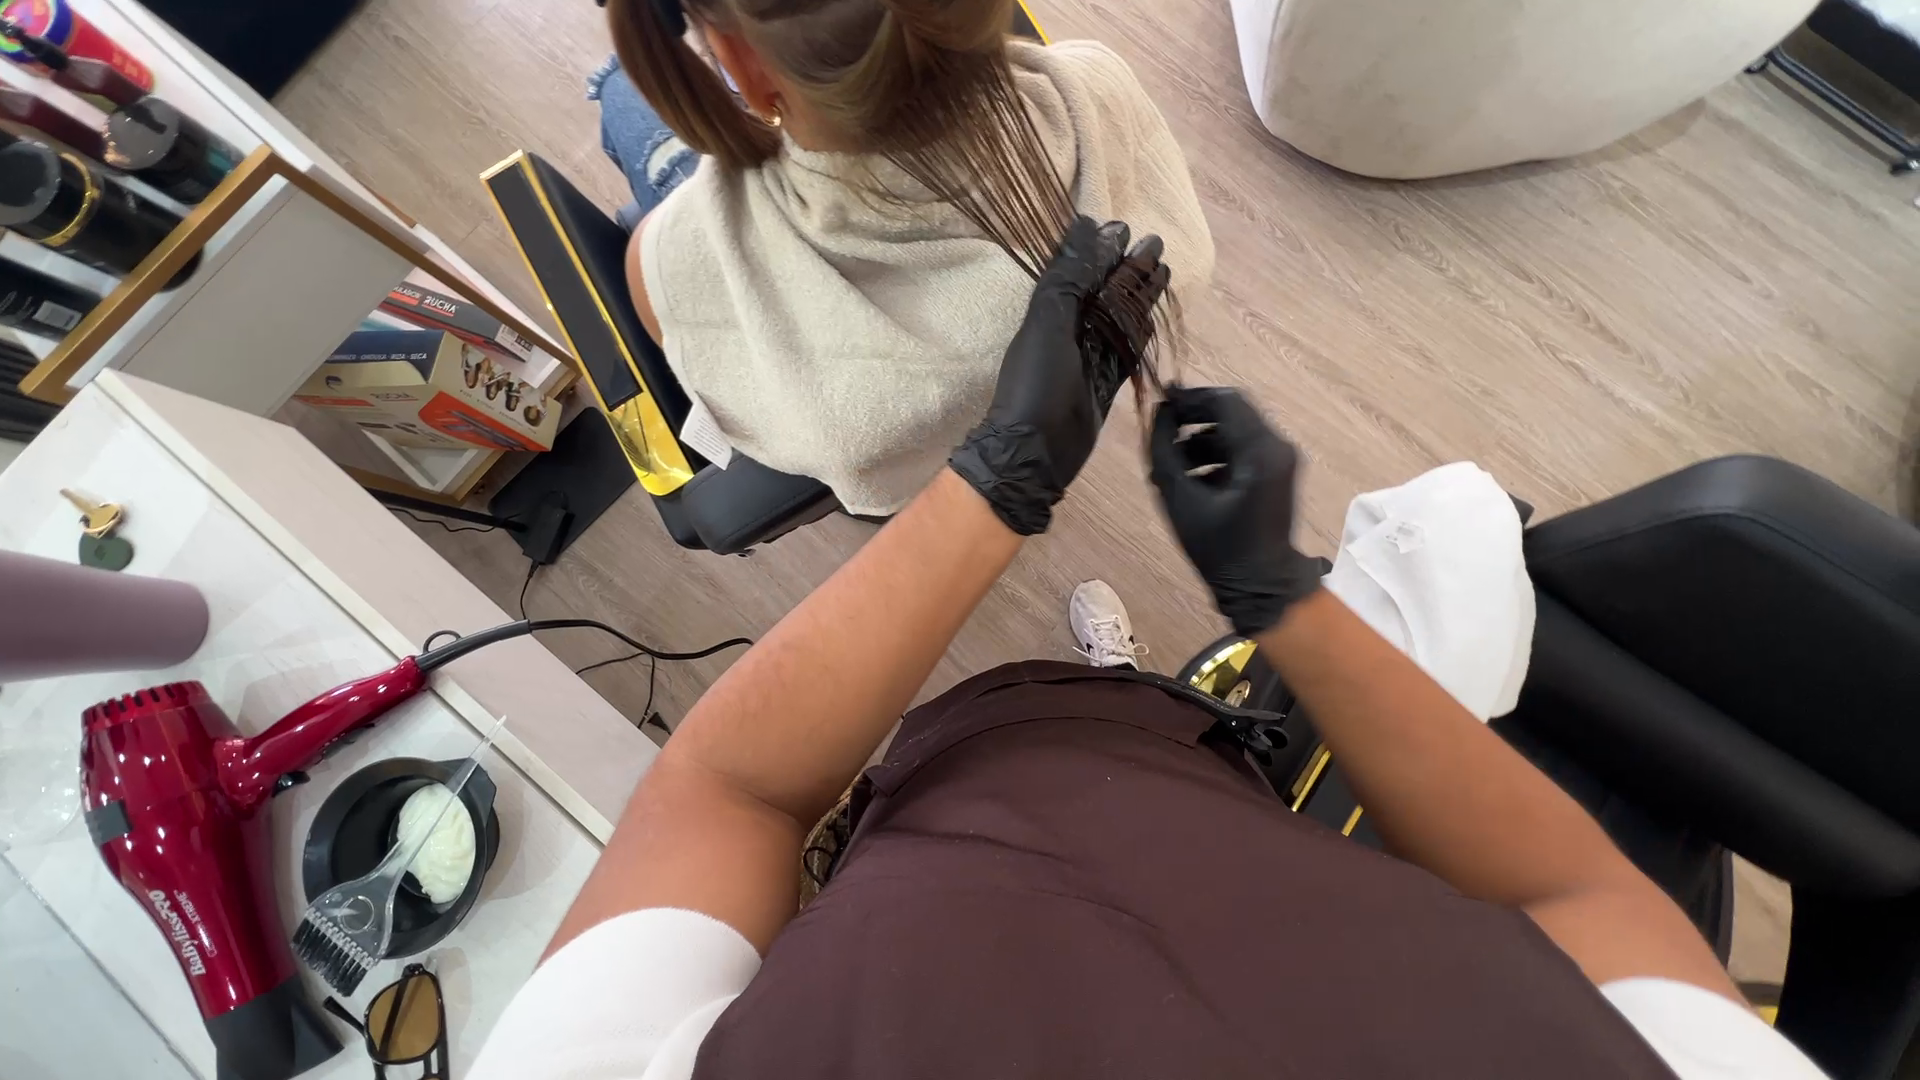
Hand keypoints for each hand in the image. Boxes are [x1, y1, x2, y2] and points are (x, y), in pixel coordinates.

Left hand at [950, 216, 1168, 534]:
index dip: (1101, 249)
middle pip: (1104, 292)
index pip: (1079, 270)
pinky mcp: (1104, 384)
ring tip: (1163, 270)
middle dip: (1128, 269)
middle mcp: (1070, 330)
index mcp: (1051, 312)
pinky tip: (1153, 316)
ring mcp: (1088, 358)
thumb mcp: (1048, 324)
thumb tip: (1092, 228)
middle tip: (1156, 245)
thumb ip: (1068, 279)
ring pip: (1118, 319)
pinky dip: (1138, 333)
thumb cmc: (1037, 385)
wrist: (1035, 452)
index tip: (1127, 229)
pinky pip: (1125, 351)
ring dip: (1138, 296)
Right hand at [1149, 386, 1321, 636]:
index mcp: (1260, 451)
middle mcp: (1277, 446)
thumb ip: (1163, 450)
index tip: (1160, 402)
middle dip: (1193, 418)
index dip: (1190, 396)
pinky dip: (1214, 455)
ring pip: (1234, 431)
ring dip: (1200, 439)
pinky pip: (1241, 449)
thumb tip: (1160, 414)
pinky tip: (1190, 477)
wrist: (1260, 584)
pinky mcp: (1276, 472)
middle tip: (1161, 430)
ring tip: (1170, 464)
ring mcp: (1280, 459)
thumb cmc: (1218, 547)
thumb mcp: (1178, 497)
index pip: (1224, 401)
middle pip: (1231, 412)